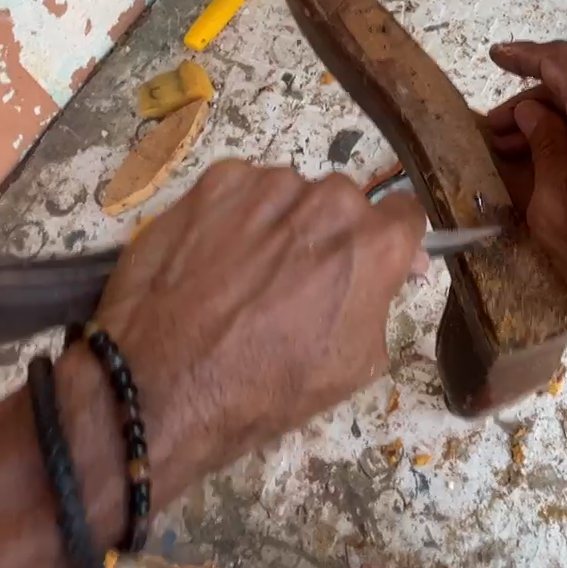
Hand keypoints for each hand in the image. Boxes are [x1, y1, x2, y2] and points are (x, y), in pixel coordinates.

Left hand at [87, 161, 425, 503]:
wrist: (159, 386)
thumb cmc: (268, 387)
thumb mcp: (356, 362)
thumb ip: (384, 298)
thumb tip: (399, 263)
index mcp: (374, 242)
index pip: (407, 213)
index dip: (393, 240)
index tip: (374, 260)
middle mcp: (330, 198)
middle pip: (347, 203)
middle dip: (333, 235)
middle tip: (300, 280)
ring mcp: (271, 183)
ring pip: (294, 194)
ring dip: (284, 222)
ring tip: (247, 272)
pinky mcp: (217, 180)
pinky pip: (246, 190)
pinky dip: (239, 215)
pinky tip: (215, 257)